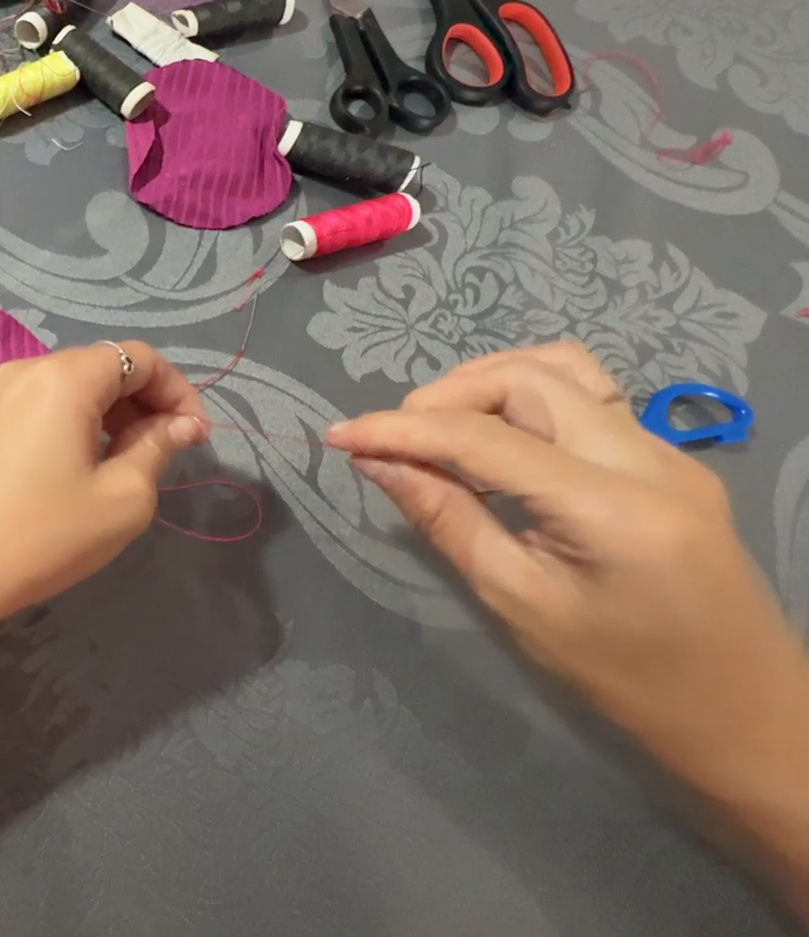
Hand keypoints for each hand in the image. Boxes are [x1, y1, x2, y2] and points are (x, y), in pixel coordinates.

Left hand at [0, 341, 208, 648]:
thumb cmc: (42, 535)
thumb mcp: (121, 498)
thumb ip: (156, 448)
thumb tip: (179, 424)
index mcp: (63, 377)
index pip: (139, 357)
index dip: (178, 392)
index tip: (195, 439)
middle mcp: (23, 371)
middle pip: (101, 367)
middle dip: (144, 403)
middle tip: (166, 455)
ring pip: (68, 389)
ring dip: (108, 415)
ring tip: (125, 466)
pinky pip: (37, 408)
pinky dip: (71, 425)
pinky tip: (77, 469)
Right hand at [325, 342, 808, 803]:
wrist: (744, 715)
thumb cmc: (620, 674)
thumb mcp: (513, 597)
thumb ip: (443, 515)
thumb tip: (374, 460)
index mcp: (612, 508)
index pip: (483, 437)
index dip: (398, 429)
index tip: (338, 436)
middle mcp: (648, 461)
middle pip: (526, 379)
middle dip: (442, 398)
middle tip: (394, 443)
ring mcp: (665, 453)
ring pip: (561, 369)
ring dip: (484, 384)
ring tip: (437, 429)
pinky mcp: (664, 459)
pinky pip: (583, 396)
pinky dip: (519, 398)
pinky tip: (489, 437)